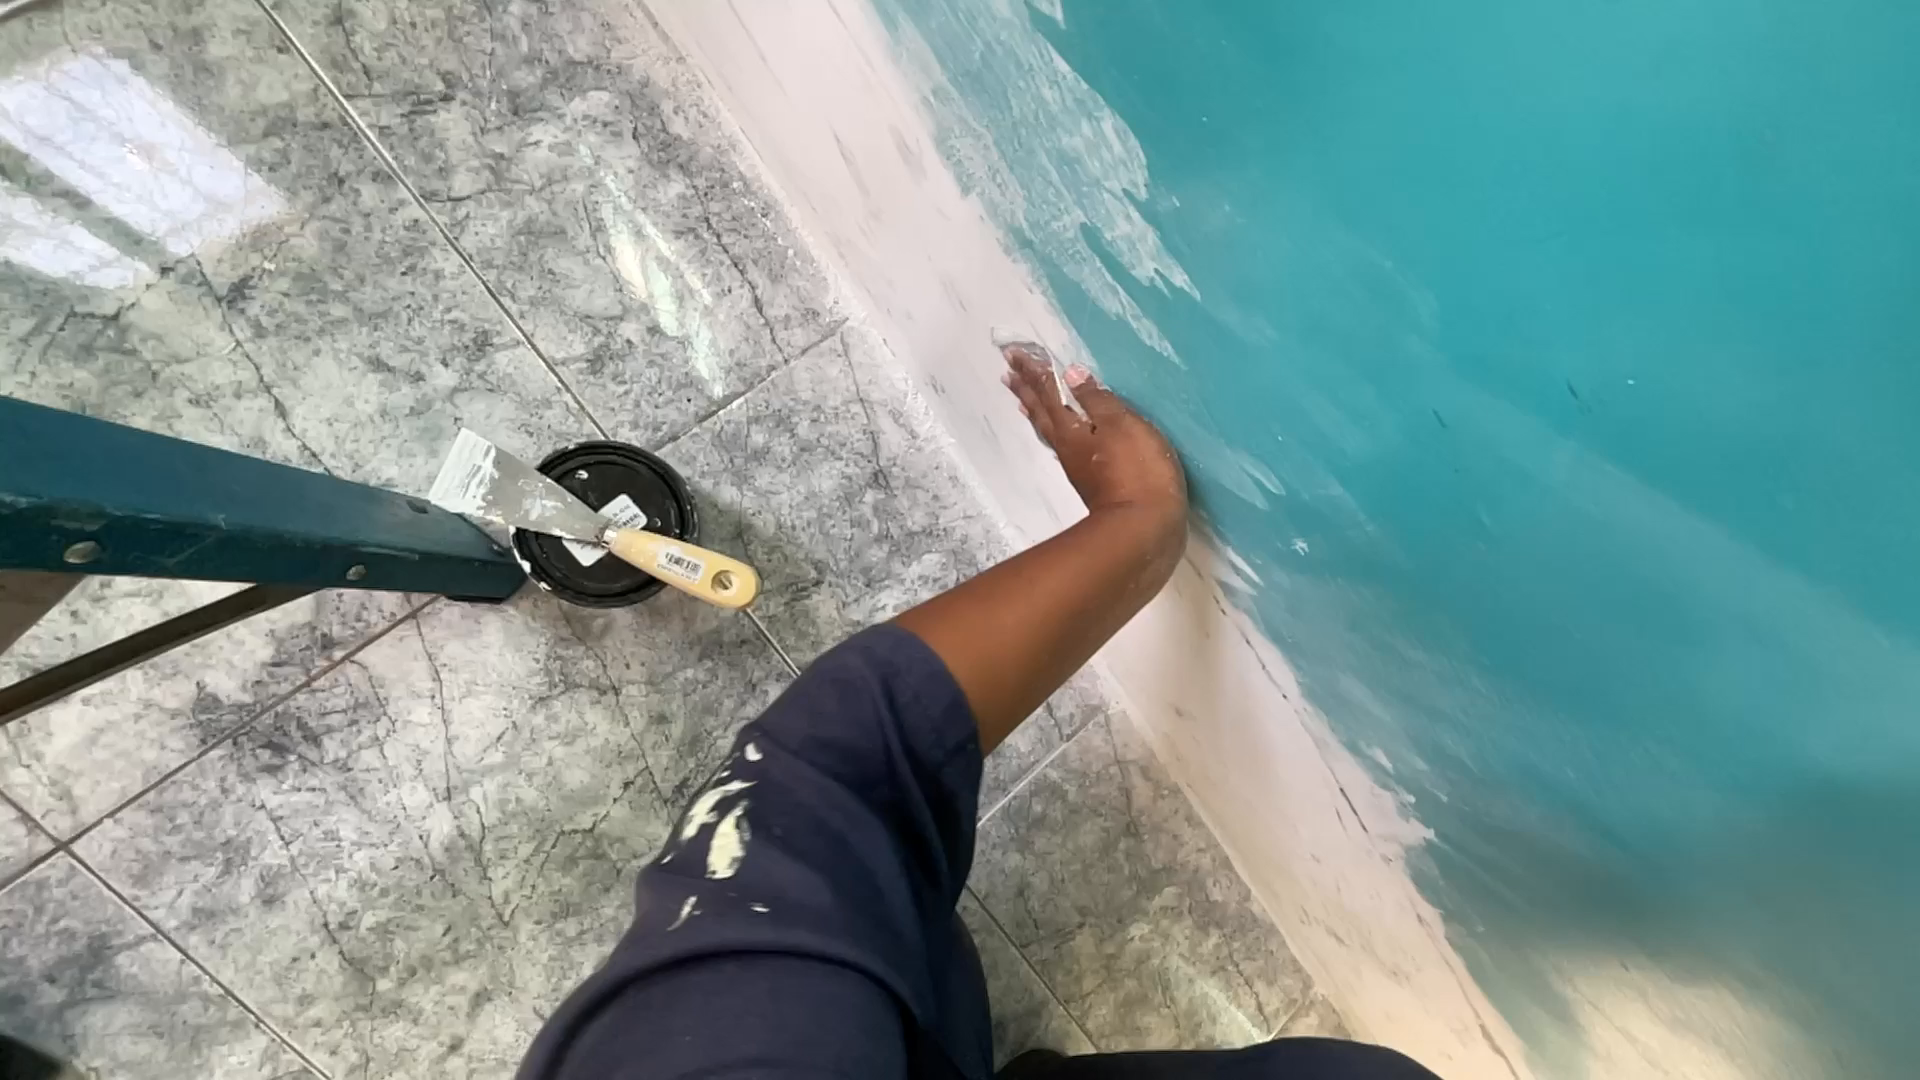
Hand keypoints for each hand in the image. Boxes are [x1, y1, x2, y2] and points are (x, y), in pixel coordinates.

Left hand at [1002, 345, 1186, 524]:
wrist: (1143, 528)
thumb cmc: (1136, 470)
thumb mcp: (1122, 425)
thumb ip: (1097, 399)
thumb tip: (1070, 372)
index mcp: (1072, 428)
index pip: (1048, 392)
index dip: (1033, 372)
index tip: (1012, 355)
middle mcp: (1067, 446)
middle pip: (1042, 412)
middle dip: (1026, 390)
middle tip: (1007, 373)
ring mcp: (1076, 465)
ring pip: (1048, 430)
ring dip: (1035, 411)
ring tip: (1022, 400)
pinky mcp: (1090, 480)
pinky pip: (1062, 445)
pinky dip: (1054, 432)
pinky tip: (1060, 434)